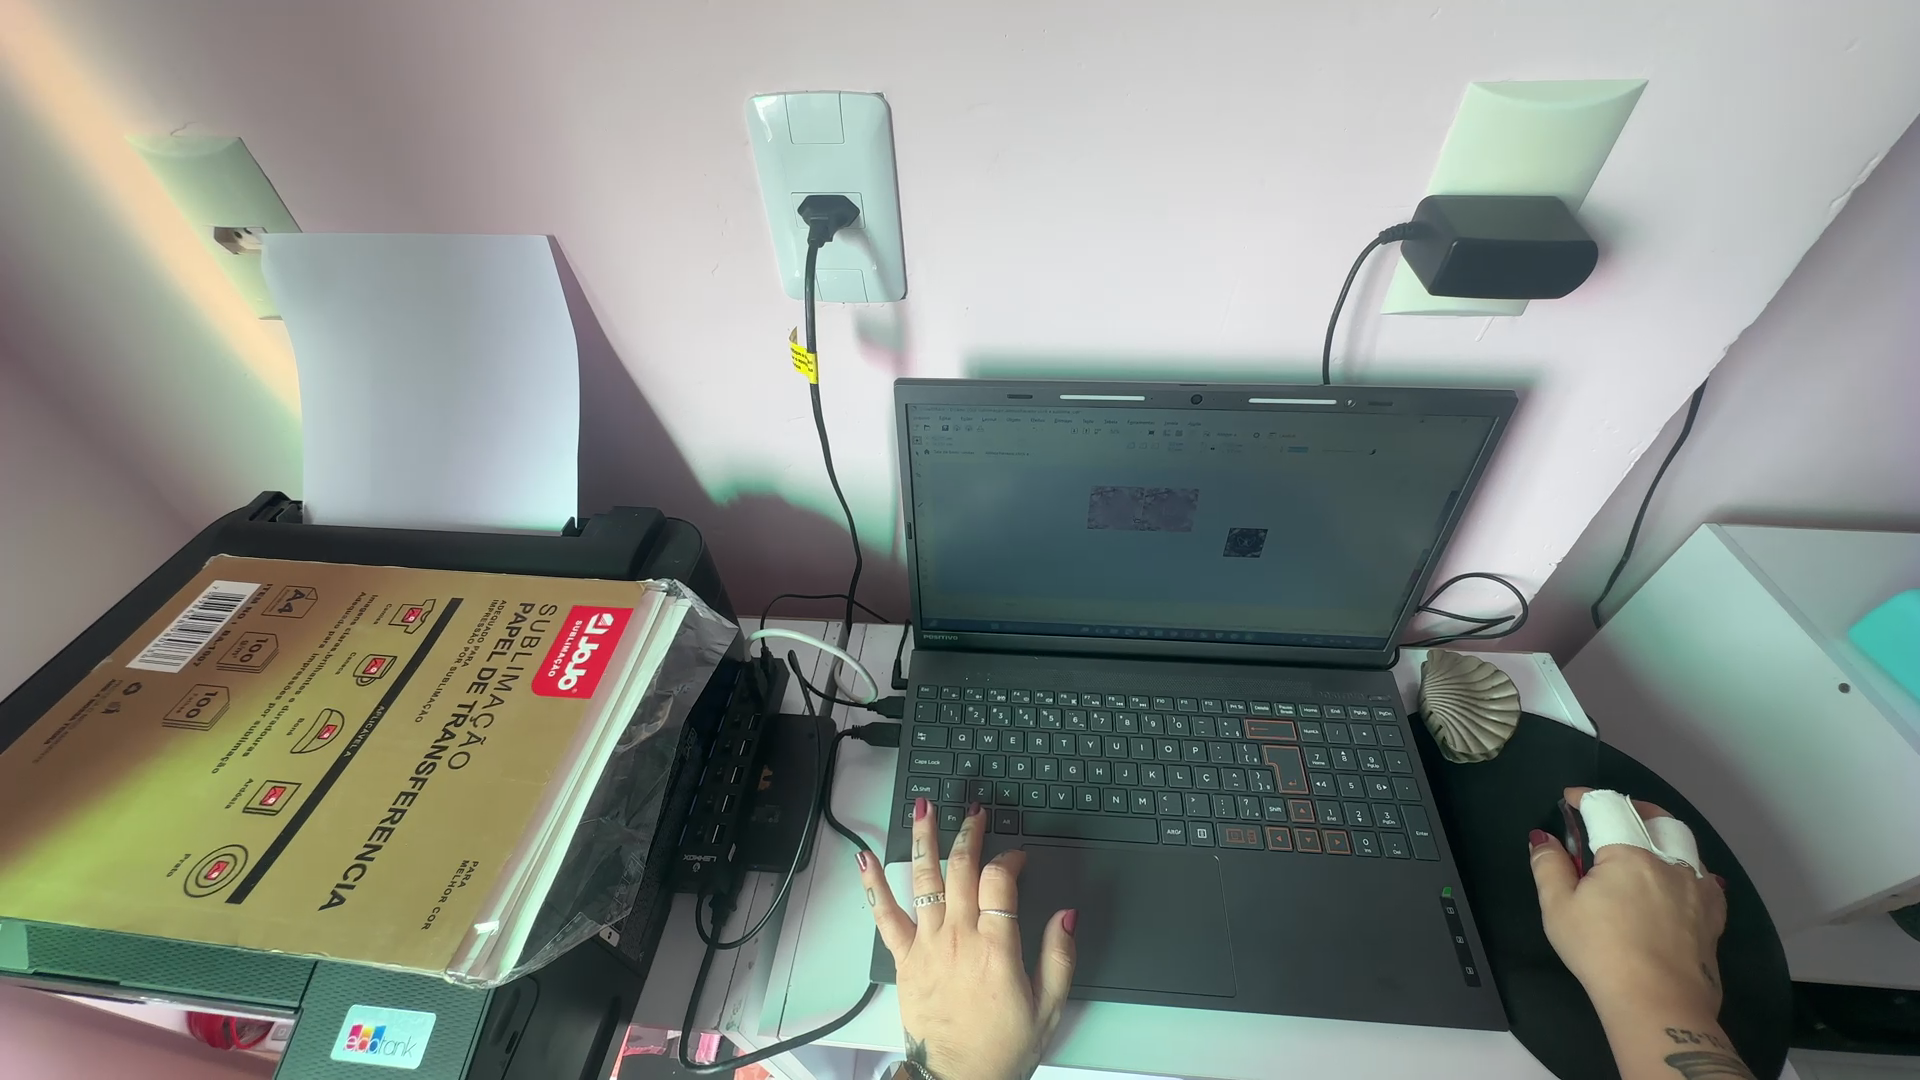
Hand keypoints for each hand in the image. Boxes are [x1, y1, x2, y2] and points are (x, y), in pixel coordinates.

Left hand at [856, 798, 1075, 1079]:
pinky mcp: (905, 959)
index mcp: (996, 948)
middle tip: (974, 811)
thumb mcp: (1048, 1008)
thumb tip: (1066, 915)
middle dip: (970, 833)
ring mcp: (928, 945)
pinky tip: (865, 858)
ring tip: (924, 808)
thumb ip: (1060, 957)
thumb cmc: (1002, 1047)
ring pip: (925, 880)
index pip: (1001, 882)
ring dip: (924, 840)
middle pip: (962, 869)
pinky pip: (886, 917)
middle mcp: (959, 937)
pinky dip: (874, 886)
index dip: (1010, 859)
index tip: (1017, 856)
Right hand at [1528, 787, 1727, 1019]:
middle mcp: (1671, 864)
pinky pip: (1703, 877)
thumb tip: (1543, 839)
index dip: (1585, 796)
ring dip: (1659, 833)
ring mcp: (1698, 892)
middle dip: (1630, 806)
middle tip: (1605, 811)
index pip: (1608, 808)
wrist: (1658, 1004)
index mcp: (1631, 855)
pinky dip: (1684, 866)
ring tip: (1636, 842)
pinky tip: (1671, 877)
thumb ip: (1548, 864)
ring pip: (1686, 845)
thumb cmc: (1600, 950)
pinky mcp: (1712, 918)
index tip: (1569, 798)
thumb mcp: (1557, 904)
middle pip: (1658, 818)